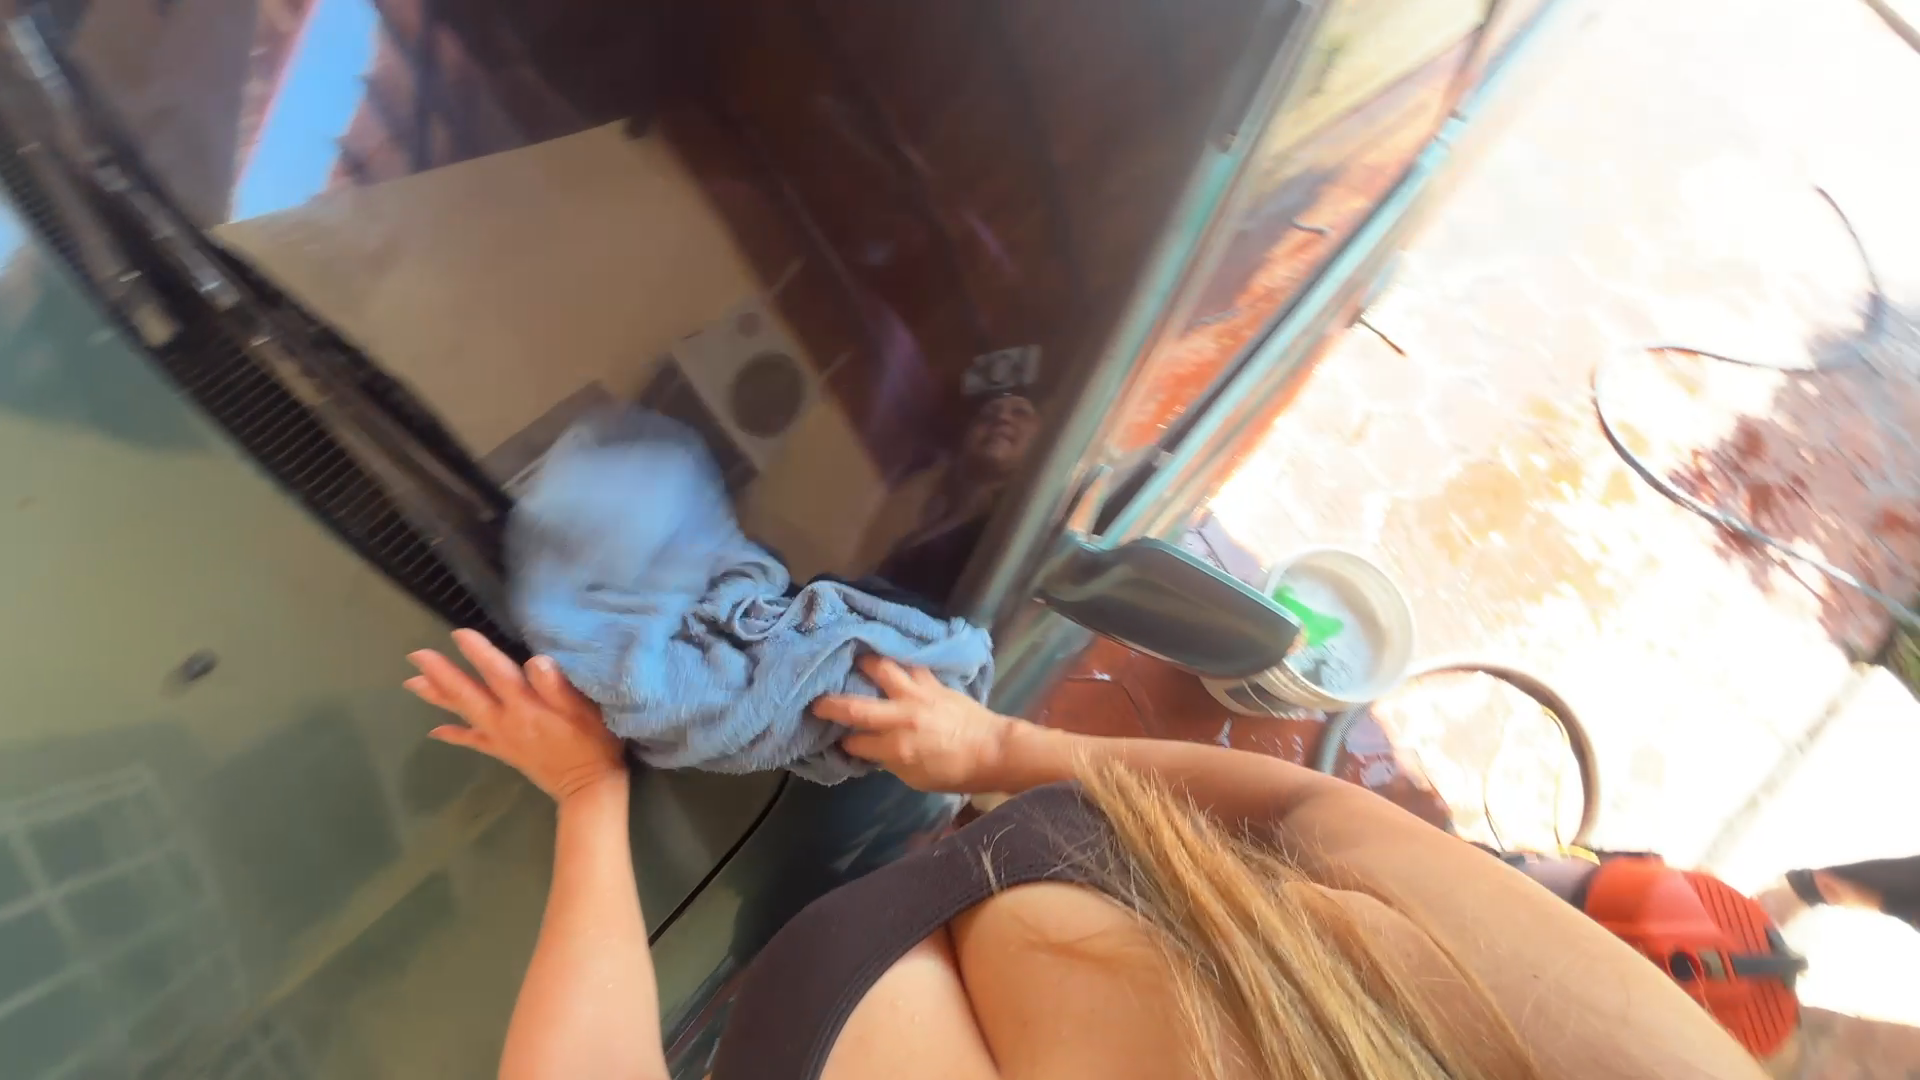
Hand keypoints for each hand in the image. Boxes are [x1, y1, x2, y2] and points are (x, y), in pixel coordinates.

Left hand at [405, 629, 625, 804]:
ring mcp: (502, 738)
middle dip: (442, 673)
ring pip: (464, 713)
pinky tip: (436, 730)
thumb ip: (558, 686)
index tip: (459, 633)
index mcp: (527, 707)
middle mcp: (506, 721)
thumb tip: (535, 660)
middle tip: (416, 655)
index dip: (479, 653)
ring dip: (438, 697)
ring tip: (412, 682)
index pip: (498, 673)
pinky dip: (454, 734)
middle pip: (469, 694)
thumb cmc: (593, 742)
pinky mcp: (504, 752)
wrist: (588, 786)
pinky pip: (473, 741)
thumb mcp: (583, 711)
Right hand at [813, 655, 1018, 792]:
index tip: (835, 738)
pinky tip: (884, 648)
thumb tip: (869, 747)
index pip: (855, 742)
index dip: (842, 742)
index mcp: (896, 748)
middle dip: (829, 703)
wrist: (991, 749)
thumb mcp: (914, 778)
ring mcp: (917, 694)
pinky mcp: (932, 681)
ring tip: (849, 656)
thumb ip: (888, 760)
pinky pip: (908, 662)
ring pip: (881, 668)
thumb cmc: (953, 771)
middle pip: (855, 706)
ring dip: (861, 663)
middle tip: (814, 698)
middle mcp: (901, 717)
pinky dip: (894, 656)